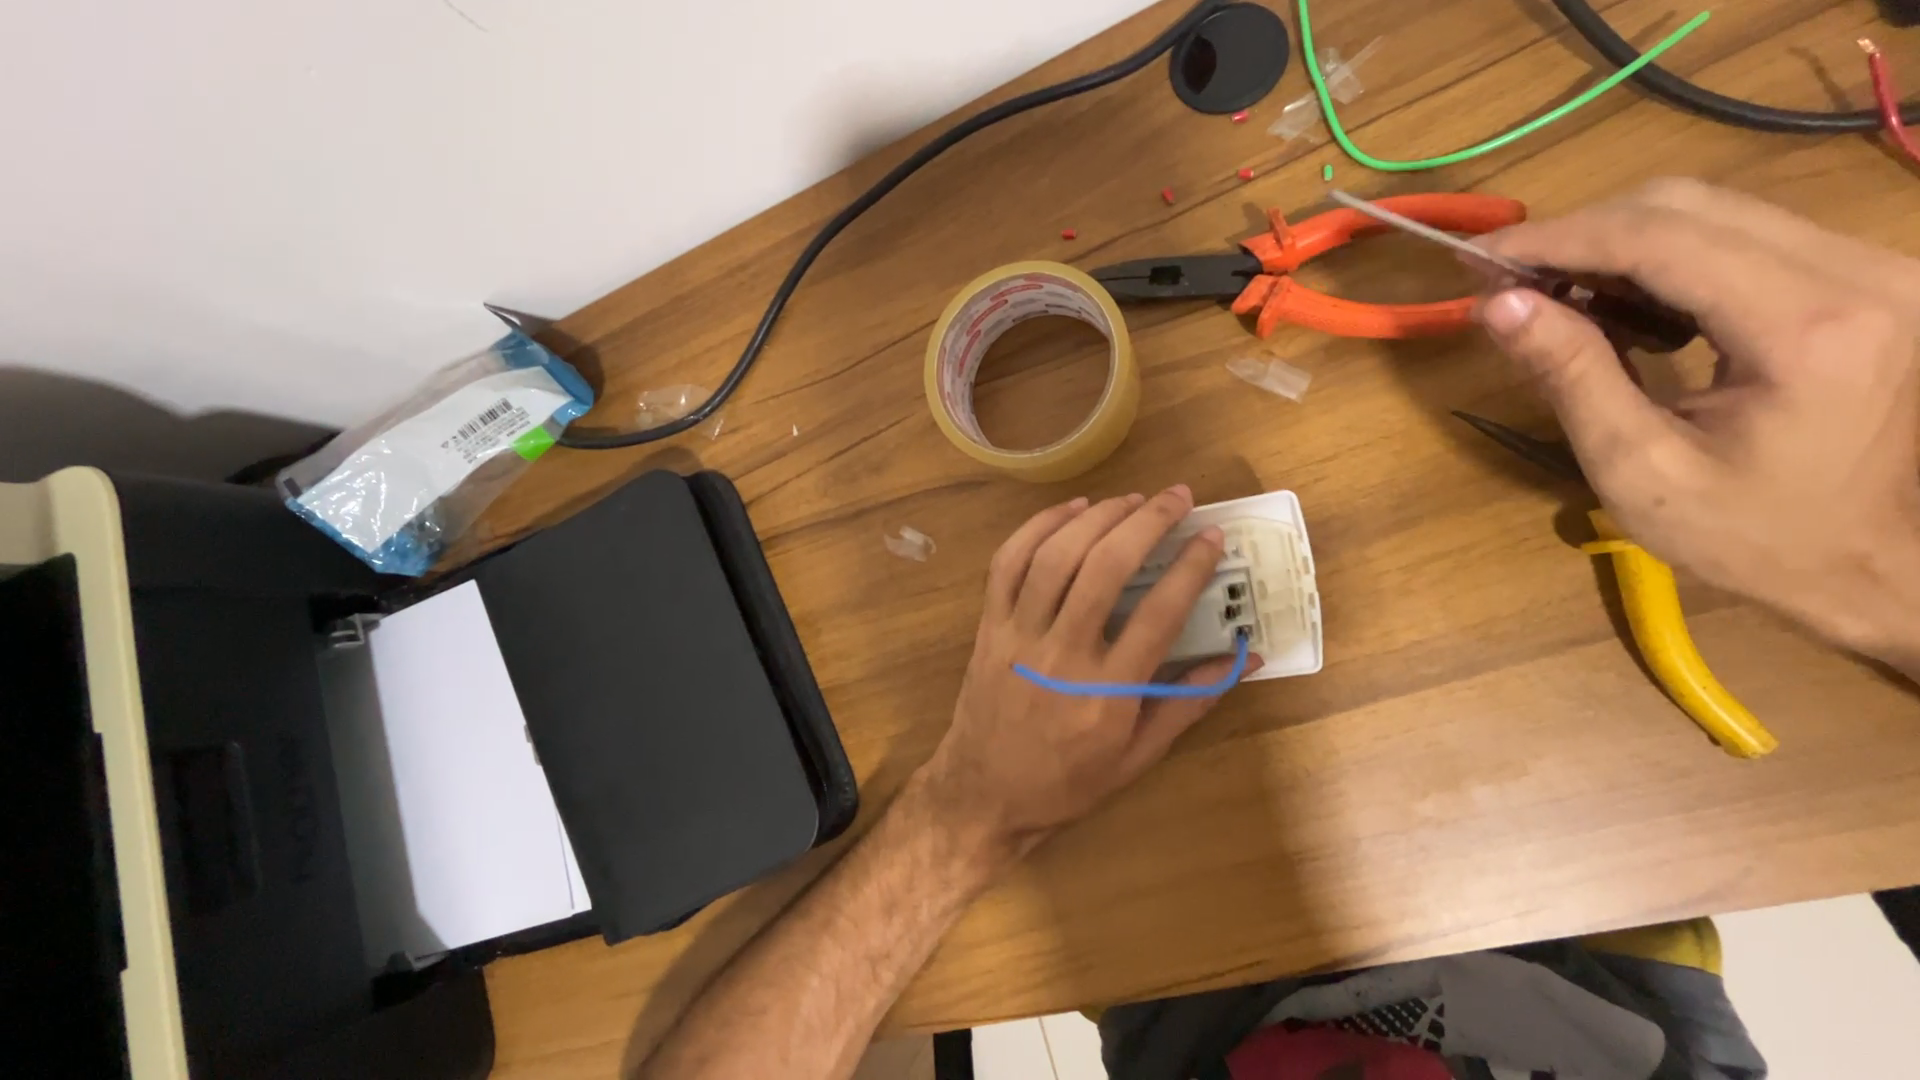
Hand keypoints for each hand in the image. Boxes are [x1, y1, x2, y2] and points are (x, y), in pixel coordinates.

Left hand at [912, 485, 1257, 854]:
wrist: (984, 794)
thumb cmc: (1067, 782)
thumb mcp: (1136, 757)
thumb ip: (1187, 702)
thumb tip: (1244, 658)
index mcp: (1106, 693)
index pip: (1157, 615)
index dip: (1189, 568)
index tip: (1212, 536)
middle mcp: (1061, 654)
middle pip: (1104, 569)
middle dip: (1145, 523)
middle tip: (1176, 497)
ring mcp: (1018, 635)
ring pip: (1054, 557)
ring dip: (1095, 518)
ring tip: (1130, 499)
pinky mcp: (989, 626)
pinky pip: (1007, 564)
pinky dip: (1038, 527)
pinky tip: (1071, 510)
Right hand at [1475, 178, 1919, 665]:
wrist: (1885, 559)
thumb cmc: (1751, 534)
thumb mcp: (1638, 468)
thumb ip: (1571, 377)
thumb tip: (1498, 305)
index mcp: (1804, 328)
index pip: (1659, 239)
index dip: (1555, 237)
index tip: (1476, 256)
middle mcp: (1855, 272)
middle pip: (1686, 206)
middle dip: (1578, 234)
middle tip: (1505, 280)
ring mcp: (1869, 267)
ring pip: (1712, 211)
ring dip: (1613, 244)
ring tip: (1549, 298)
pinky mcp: (1861, 277)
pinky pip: (1739, 236)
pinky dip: (1658, 258)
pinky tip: (1616, 306)